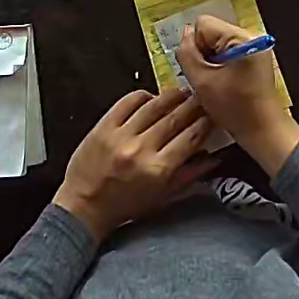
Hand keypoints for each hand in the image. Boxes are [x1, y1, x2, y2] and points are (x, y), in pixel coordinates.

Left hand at [54, 89, 216, 239]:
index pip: (191, 137)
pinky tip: (152, 97)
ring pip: (154, 105)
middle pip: (175, 117)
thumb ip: (190, 175)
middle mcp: (141, 149)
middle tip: (203, 96)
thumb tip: (214, 157)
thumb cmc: (127, 205)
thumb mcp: (163, 196)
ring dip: (172, 95)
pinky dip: (143, 96)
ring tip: (182, 92)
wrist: (85, 207)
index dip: (206, 122)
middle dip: (194, 104)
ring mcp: (121, 135)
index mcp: (159, 169)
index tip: (214, 113)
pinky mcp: (104, 126)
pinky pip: (128, 102)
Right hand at [175, 14, 298, 174]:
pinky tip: (225, 85)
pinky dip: (221, 67)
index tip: (201, 70)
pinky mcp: (255, 59)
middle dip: (204, 54)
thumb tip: (185, 34)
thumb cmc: (234, 108)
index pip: (203, 24)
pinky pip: (229, 53)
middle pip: (212, 32)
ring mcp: (255, 48)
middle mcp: (251, 36)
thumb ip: (187, 53)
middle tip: (207, 80)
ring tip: (216, 84)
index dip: (195, 46)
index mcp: (241, 38)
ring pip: (218, 44)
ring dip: (211, 62)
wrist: (264, 131)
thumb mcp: (202, 81)